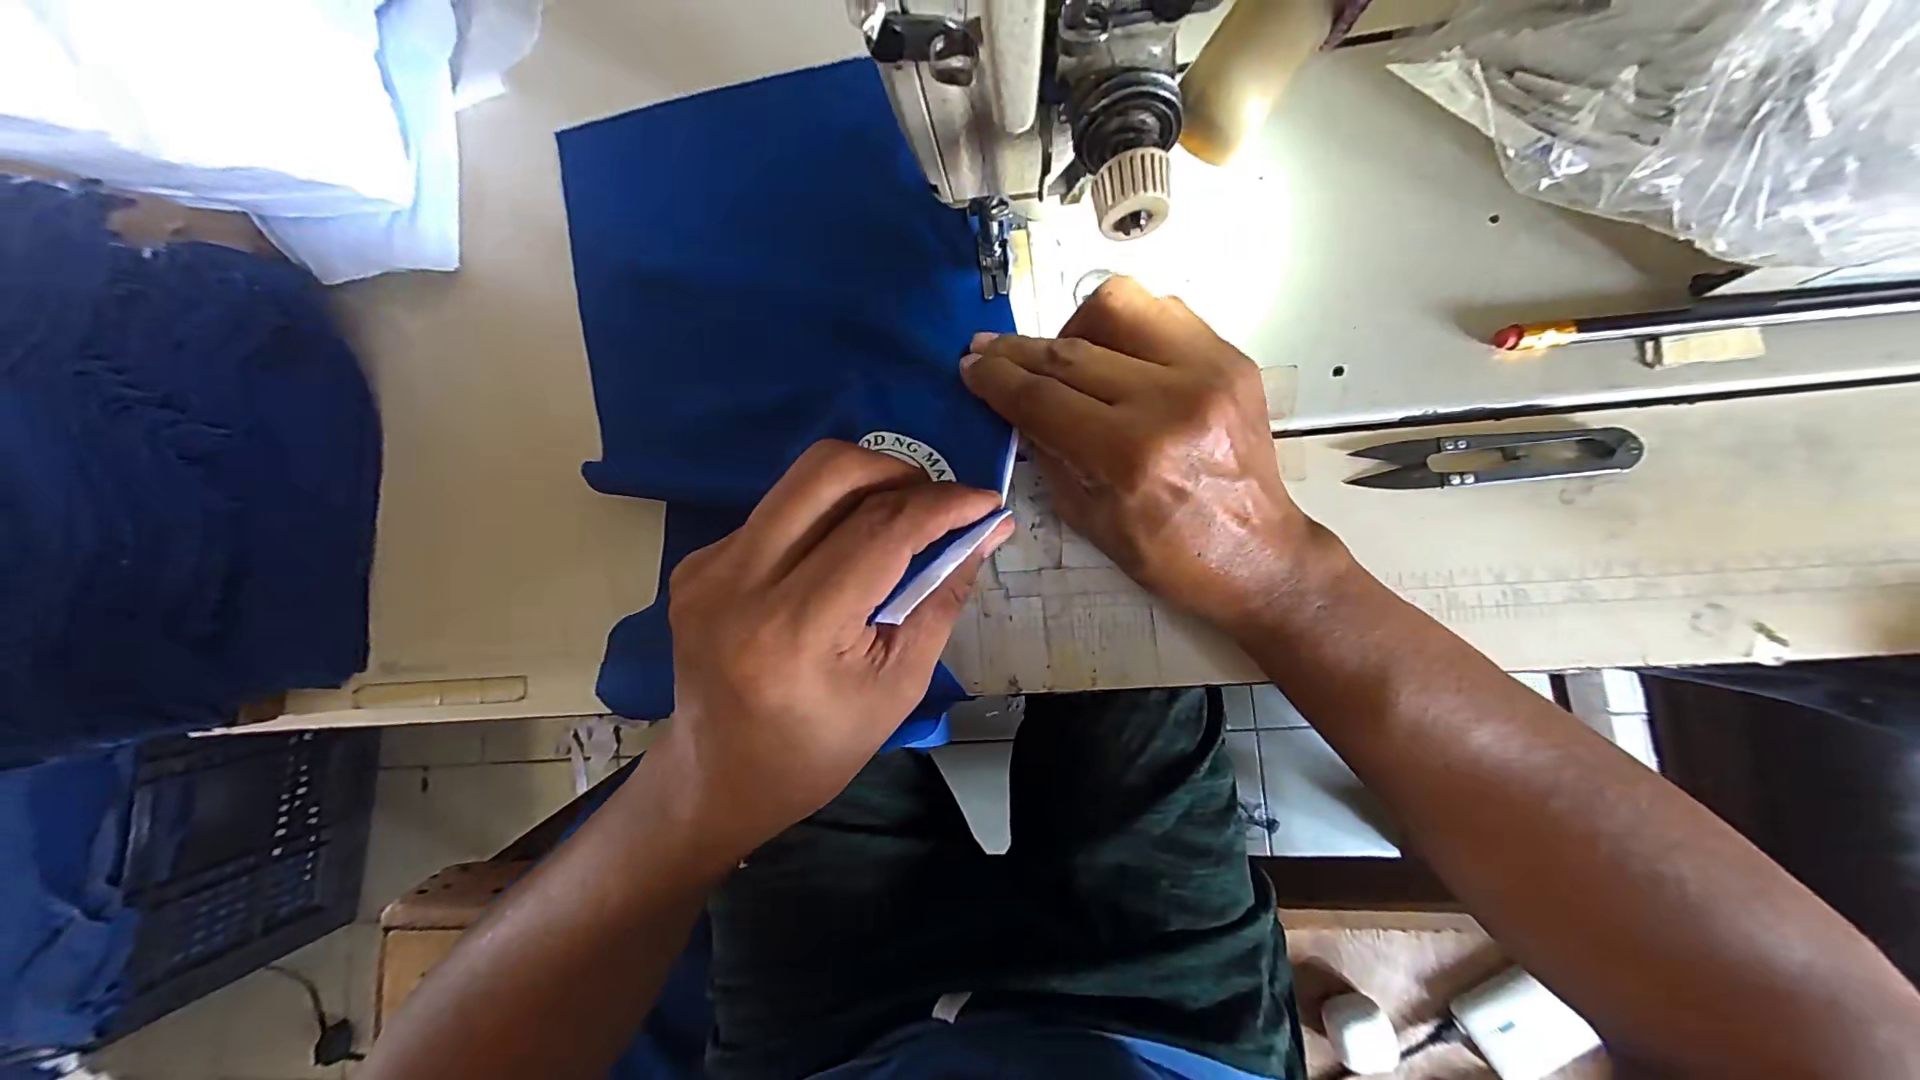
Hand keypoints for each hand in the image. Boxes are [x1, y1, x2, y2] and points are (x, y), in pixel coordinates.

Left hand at [659, 440, 1009, 858]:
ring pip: (802, 480)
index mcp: (793, 630)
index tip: (985, 500)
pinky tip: (840, 559)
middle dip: (899, 469)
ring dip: (865, 485)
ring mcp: (709, 566)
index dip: (942, 505)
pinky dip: (827, 517)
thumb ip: (942, 596)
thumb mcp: (899, 684)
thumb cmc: (820, 749)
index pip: (879, 531)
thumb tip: (986, 530)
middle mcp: (738, 582)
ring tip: (900, 520)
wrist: (720, 777)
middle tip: (936, 502)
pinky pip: (779, 511)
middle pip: (829, 472)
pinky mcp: (697, 560)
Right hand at [960, 276, 1331, 630]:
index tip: (971, 367)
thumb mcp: (1088, 519)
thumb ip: (1047, 454)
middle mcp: (1171, 400)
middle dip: (1018, 350)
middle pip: (1071, 351)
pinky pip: (1162, 312)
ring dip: (1073, 324)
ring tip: (1061, 355)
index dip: (996, 379)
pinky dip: (1124, 326)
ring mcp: (1209, 371)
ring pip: (1119, 305)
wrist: (1257, 555)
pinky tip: (1112, 355)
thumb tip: (1015, 406)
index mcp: (1130, 456)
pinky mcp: (1232, 359)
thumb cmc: (1170, 556)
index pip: (1042, 397)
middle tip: (990, 351)